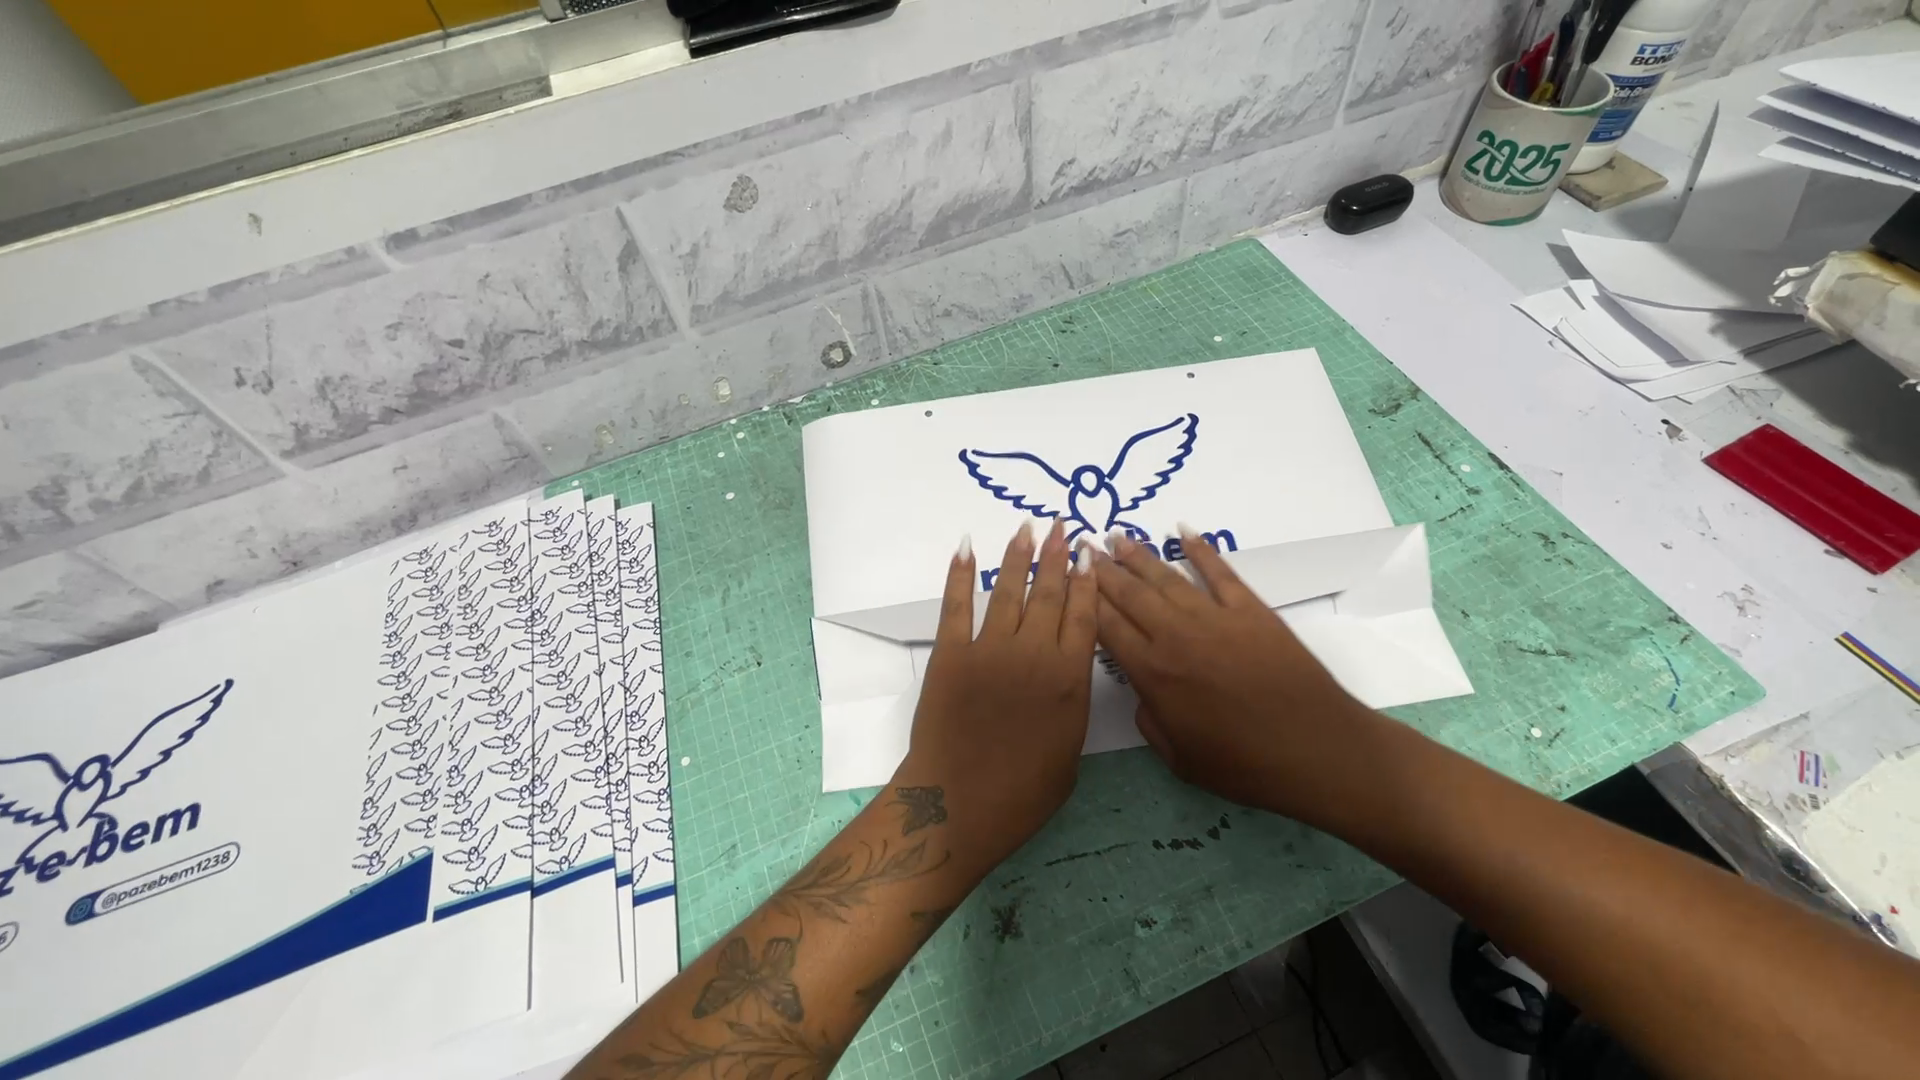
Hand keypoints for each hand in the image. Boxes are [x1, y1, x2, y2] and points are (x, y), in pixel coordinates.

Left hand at [896, 521, 1098, 876]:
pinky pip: (956, 607)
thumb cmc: (1023, 793)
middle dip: (1056, 556)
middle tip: (1060, 525)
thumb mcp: (1070, 751)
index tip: (1087, 553)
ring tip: (1026, 527)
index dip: (1087, 581)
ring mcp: (990, 650)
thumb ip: (1072, 705)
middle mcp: (1034, 653)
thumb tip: (1068, 674)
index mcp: (1069, 679)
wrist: (960, 804)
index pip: (1084, 615)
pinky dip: (958, 575)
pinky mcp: (951, 655)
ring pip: (1007, 591)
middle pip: (1049, 594)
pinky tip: (965, 549)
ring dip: (1017, 557)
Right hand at [1090, 529, 1379, 822]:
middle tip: (1085, 545)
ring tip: (1119, 537)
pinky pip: (1220, 572)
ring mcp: (1215, 618)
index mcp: (1153, 674)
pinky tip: (1184, 531)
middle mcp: (1176, 637)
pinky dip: (1201, 550)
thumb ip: (1150, 719)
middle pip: (1130, 594)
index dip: (1086, 599)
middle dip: (1103, 568)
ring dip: (1140, 555)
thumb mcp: (1178, 758)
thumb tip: (1144, 690)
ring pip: (1167, 578)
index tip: (1070, 577)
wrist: (1316, 752)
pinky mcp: (1251, 611)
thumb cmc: (1243, 766)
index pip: (1106, 626)